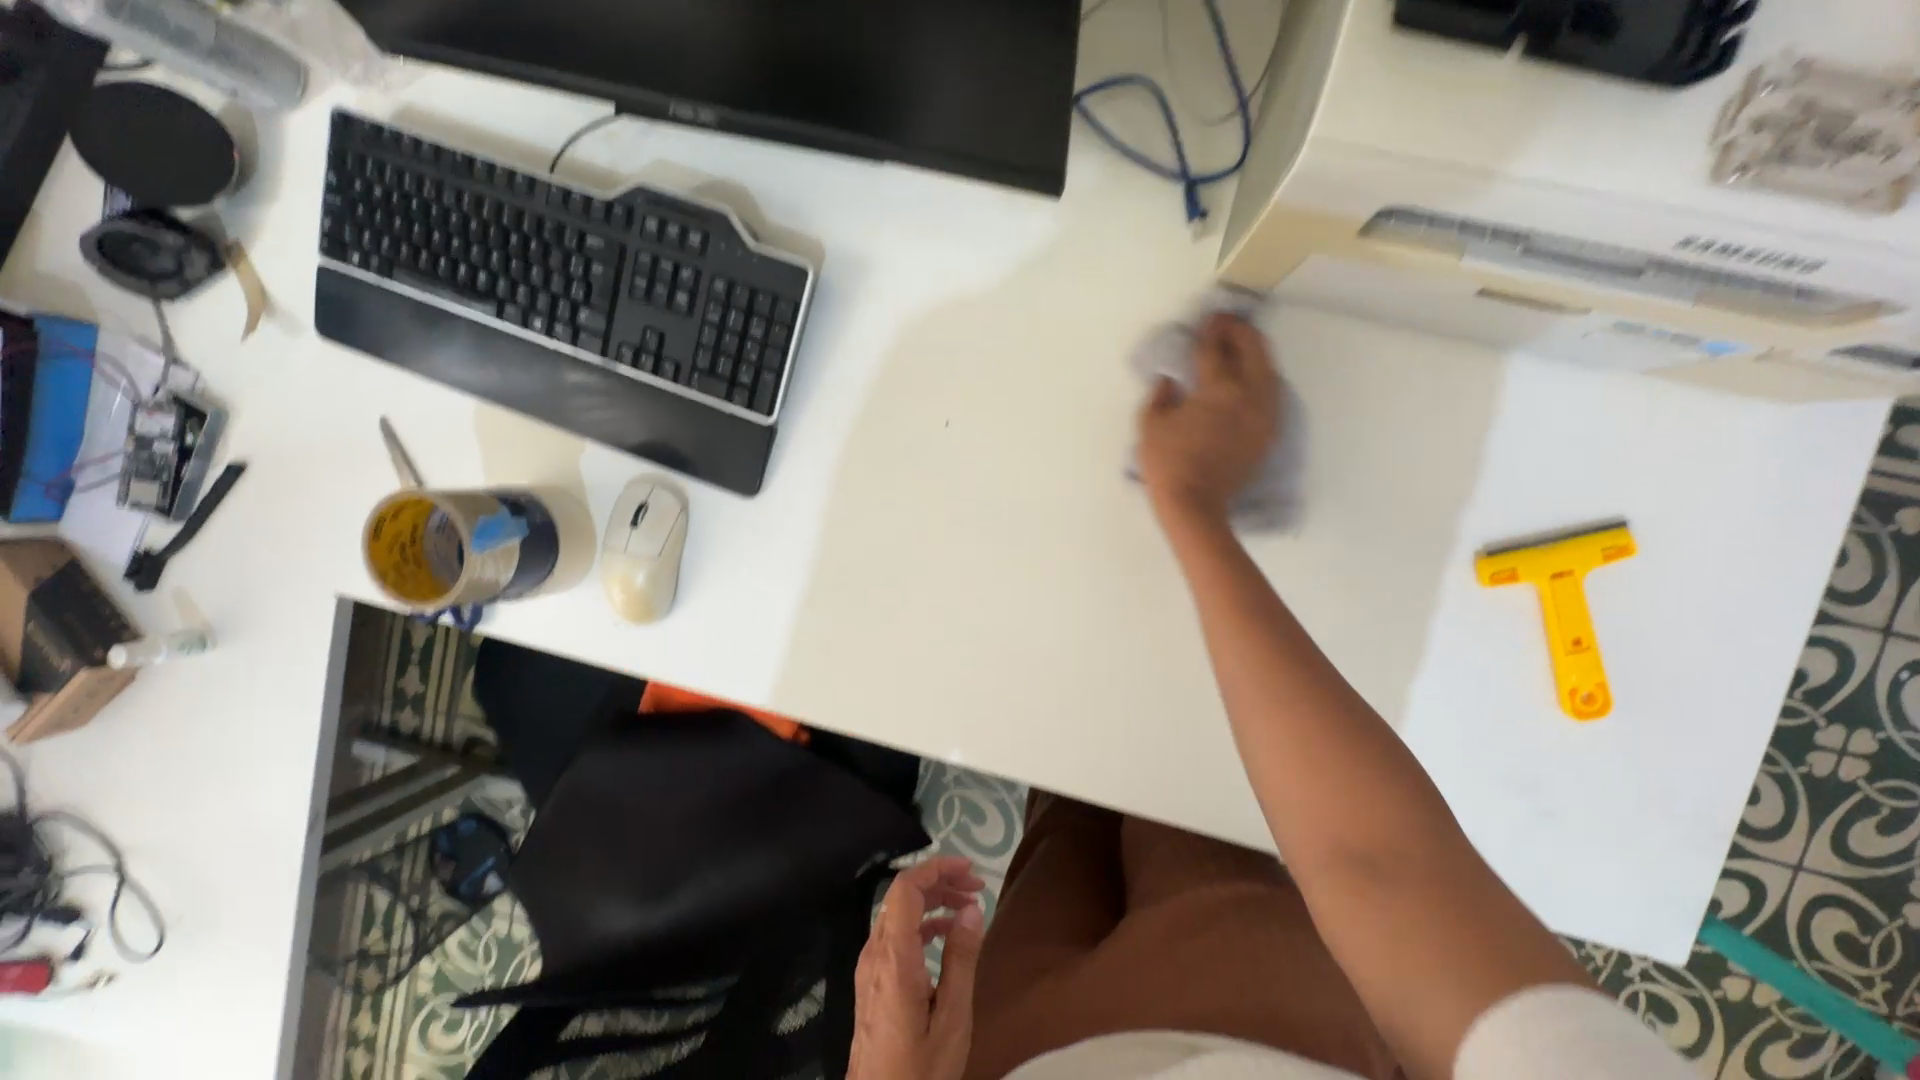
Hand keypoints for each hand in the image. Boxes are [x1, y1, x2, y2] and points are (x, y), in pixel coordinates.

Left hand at [849, 856, 987, 1079]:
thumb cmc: (920, 1069)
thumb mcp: (952, 1018)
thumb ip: (961, 959)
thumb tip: (971, 908)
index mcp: (894, 958)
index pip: (906, 889)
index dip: (936, 868)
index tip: (970, 869)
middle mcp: (874, 955)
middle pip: (900, 897)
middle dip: (939, 882)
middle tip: (976, 888)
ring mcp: (869, 969)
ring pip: (896, 916)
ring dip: (930, 903)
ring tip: (966, 908)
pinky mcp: (871, 984)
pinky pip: (893, 937)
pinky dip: (920, 925)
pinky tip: (944, 936)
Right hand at [1138, 313, 1280, 528]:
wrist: (1196, 506)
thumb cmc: (1168, 464)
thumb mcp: (1151, 424)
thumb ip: (1160, 395)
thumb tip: (1170, 381)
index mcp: (1219, 389)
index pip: (1217, 350)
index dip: (1211, 331)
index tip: (1207, 320)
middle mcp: (1249, 396)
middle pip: (1254, 351)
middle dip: (1240, 332)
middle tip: (1226, 325)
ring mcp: (1263, 416)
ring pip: (1269, 371)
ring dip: (1256, 353)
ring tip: (1241, 346)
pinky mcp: (1267, 434)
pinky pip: (1272, 395)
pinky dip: (1263, 379)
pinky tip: (1251, 379)